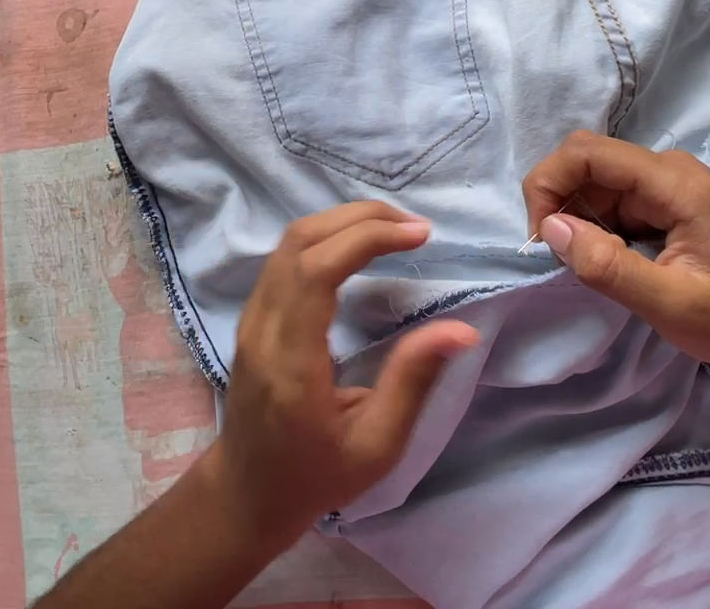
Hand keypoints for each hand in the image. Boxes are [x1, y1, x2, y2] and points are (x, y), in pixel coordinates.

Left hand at [204, 202, 478, 542]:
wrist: (248, 490)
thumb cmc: (316, 475)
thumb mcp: (376, 444)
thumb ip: (412, 381)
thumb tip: (462, 329)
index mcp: (291, 360)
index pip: (317, 270)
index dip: (367, 238)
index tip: (419, 235)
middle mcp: (263, 326)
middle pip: (300, 241)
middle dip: (360, 218)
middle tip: (414, 227)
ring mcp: (251, 317)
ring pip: (288, 242)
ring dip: (341, 222)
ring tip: (393, 229)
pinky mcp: (252, 314)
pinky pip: (284, 256)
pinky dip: (325, 236)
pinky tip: (358, 246)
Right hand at [523, 131, 709, 374]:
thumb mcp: (673, 306)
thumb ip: (608, 267)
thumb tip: (549, 228)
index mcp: (676, 184)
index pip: (586, 152)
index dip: (549, 184)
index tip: (542, 236)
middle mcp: (670, 170)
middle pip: (586, 163)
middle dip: (559, 203)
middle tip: (563, 257)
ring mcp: (670, 184)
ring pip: (596, 182)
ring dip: (578, 218)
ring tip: (594, 266)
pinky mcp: (669, 202)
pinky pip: (614, 199)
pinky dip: (597, 226)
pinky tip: (612, 260)